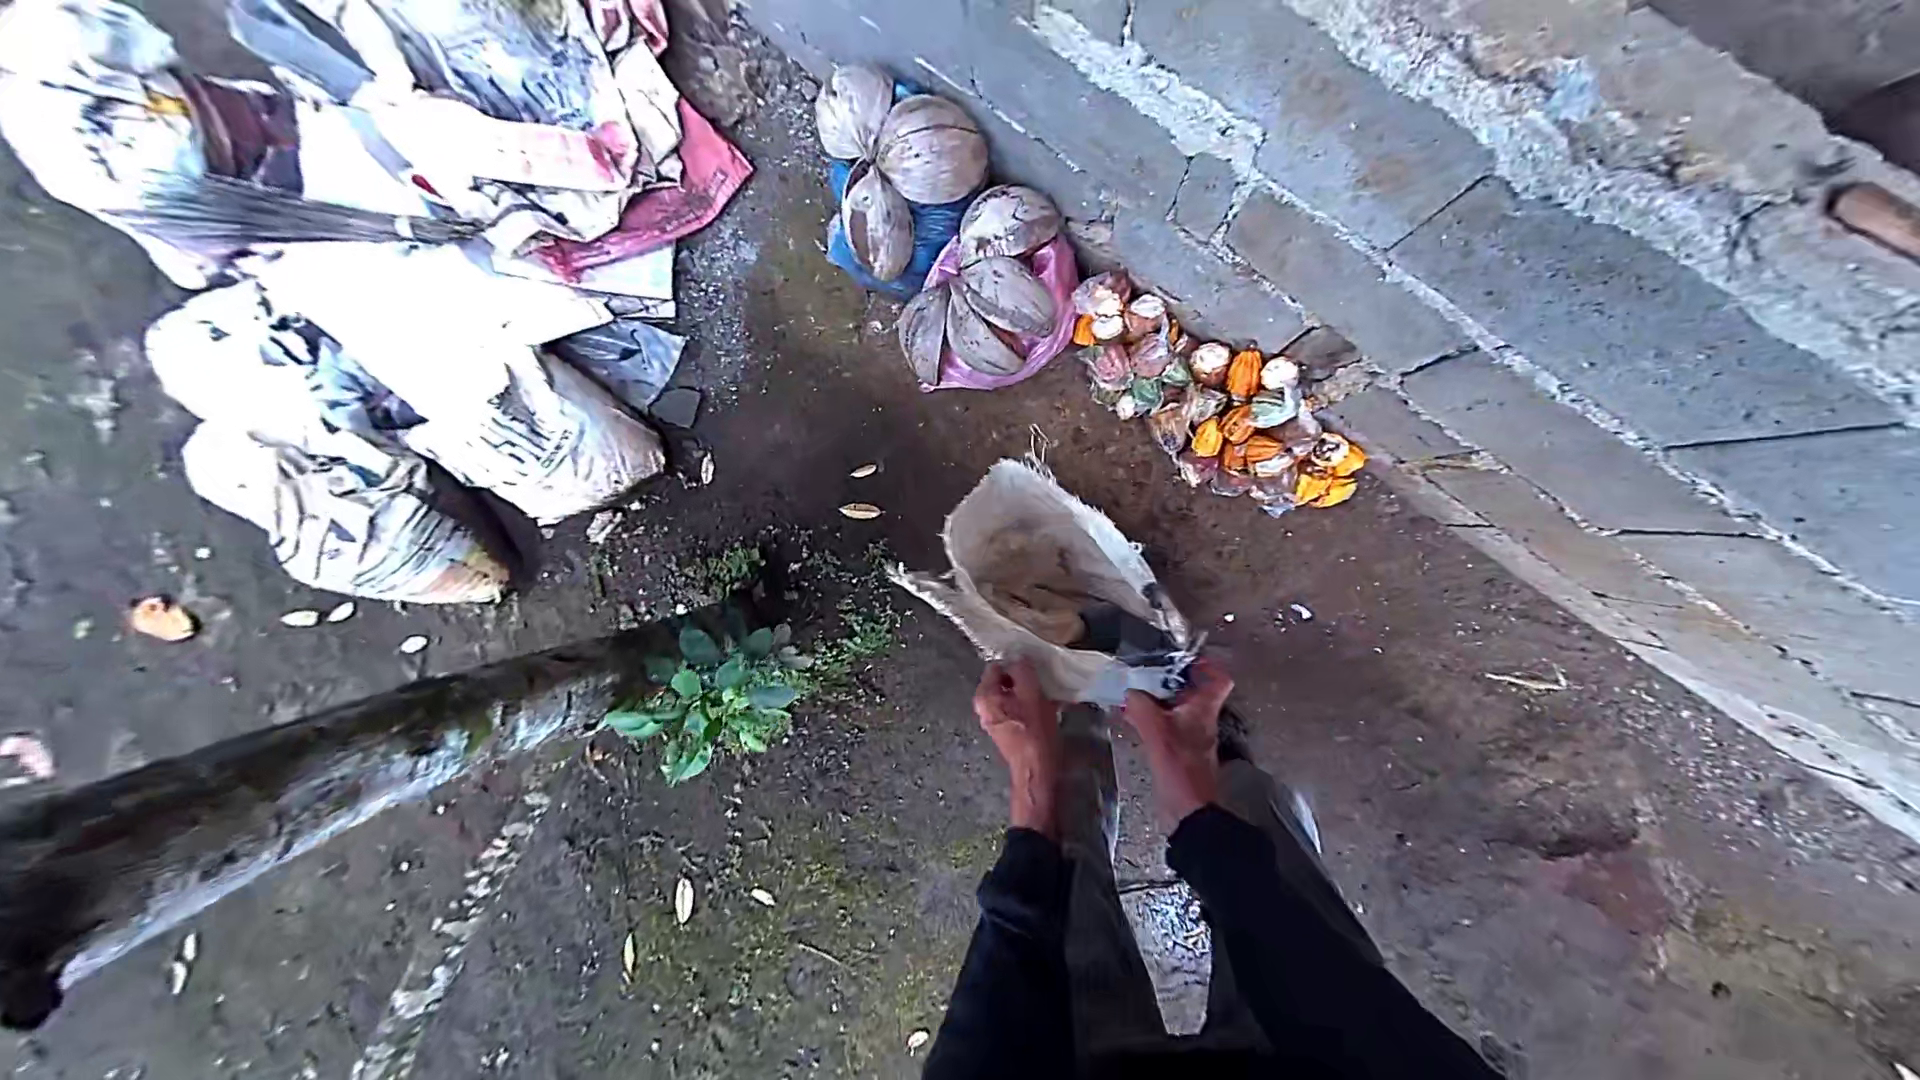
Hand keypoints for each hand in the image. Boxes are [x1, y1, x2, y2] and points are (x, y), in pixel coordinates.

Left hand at [974, 658, 1062, 837]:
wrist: (1037, 772)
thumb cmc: (1034, 733)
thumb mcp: (1032, 694)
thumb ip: (1023, 671)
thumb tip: (1019, 658)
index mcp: (984, 696)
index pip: (997, 666)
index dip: (1016, 664)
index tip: (1034, 668)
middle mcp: (984, 707)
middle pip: (1005, 680)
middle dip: (1024, 679)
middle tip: (1042, 682)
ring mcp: (995, 719)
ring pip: (1013, 694)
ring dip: (1030, 692)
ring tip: (1048, 696)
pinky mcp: (1007, 729)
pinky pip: (1018, 708)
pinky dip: (1030, 705)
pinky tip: (1048, 709)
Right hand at [1122, 657, 1234, 825]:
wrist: (1188, 811)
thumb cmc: (1182, 771)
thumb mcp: (1157, 731)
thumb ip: (1141, 706)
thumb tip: (1131, 693)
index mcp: (1203, 711)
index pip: (1217, 680)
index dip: (1205, 665)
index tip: (1185, 657)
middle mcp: (1201, 722)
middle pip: (1191, 691)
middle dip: (1169, 680)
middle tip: (1149, 672)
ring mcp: (1191, 737)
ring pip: (1176, 708)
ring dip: (1156, 700)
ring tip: (1134, 694)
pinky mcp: (1179, 751)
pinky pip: (1165, 726)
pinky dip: (1149, 718)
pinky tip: (1131, 719)